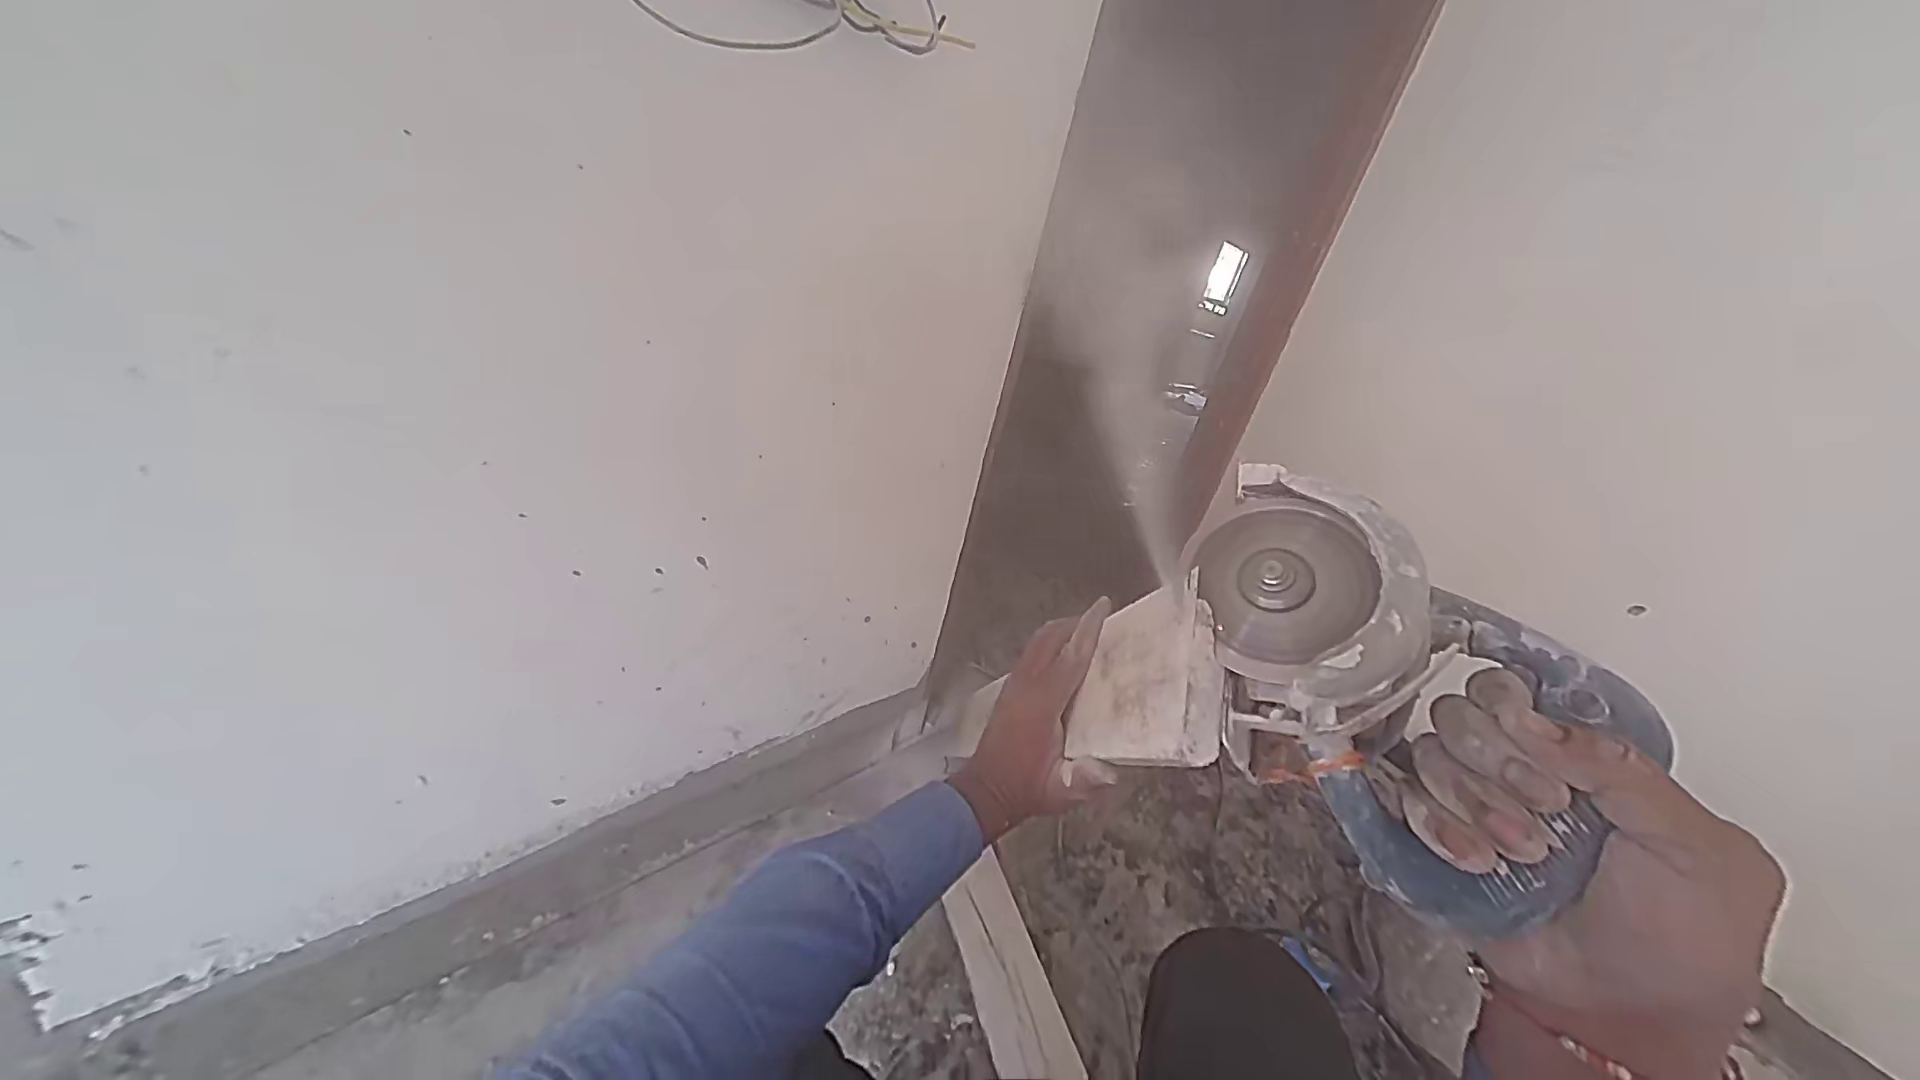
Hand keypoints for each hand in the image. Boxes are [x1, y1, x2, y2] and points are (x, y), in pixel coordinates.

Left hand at [948, 597, 1116, 841]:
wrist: (986, 789)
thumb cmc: (1025, 787)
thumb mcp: (1059, 791)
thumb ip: (1084, 780)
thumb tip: (1110, 772)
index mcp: (1042, 704)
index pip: (1069, 658)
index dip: (1087, 631)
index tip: (1101, 607)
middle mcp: (1026, 686)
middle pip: (1050, 639)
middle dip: (1074, 623)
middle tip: (1100, 620)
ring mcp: (1014, 684)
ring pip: (1037, 643)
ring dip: (1061, 631)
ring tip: (1084, 632)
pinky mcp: (1009, 689)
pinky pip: (1032, 653)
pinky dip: (1049, 643)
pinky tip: (1063, 654)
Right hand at [1405, 668, 1784, 1078]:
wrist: (1619, 1007)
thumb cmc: (1678, 932)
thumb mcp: (1697, 849)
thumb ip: (1625, 771)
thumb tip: (1531, 721)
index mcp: (1568, 754)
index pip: (1505, 689)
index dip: (1501, 701)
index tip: (1521, 731)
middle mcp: (1506, 764)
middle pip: (1455, 714)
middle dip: (1494, 761)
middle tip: (1545, 809)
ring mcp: (1461, 796)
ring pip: (1426, 755)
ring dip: (1471, 803)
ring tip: (1521, 854)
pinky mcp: (1428, 830)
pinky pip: (1400, 800)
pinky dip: (1438, 829)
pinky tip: (1476, 862)